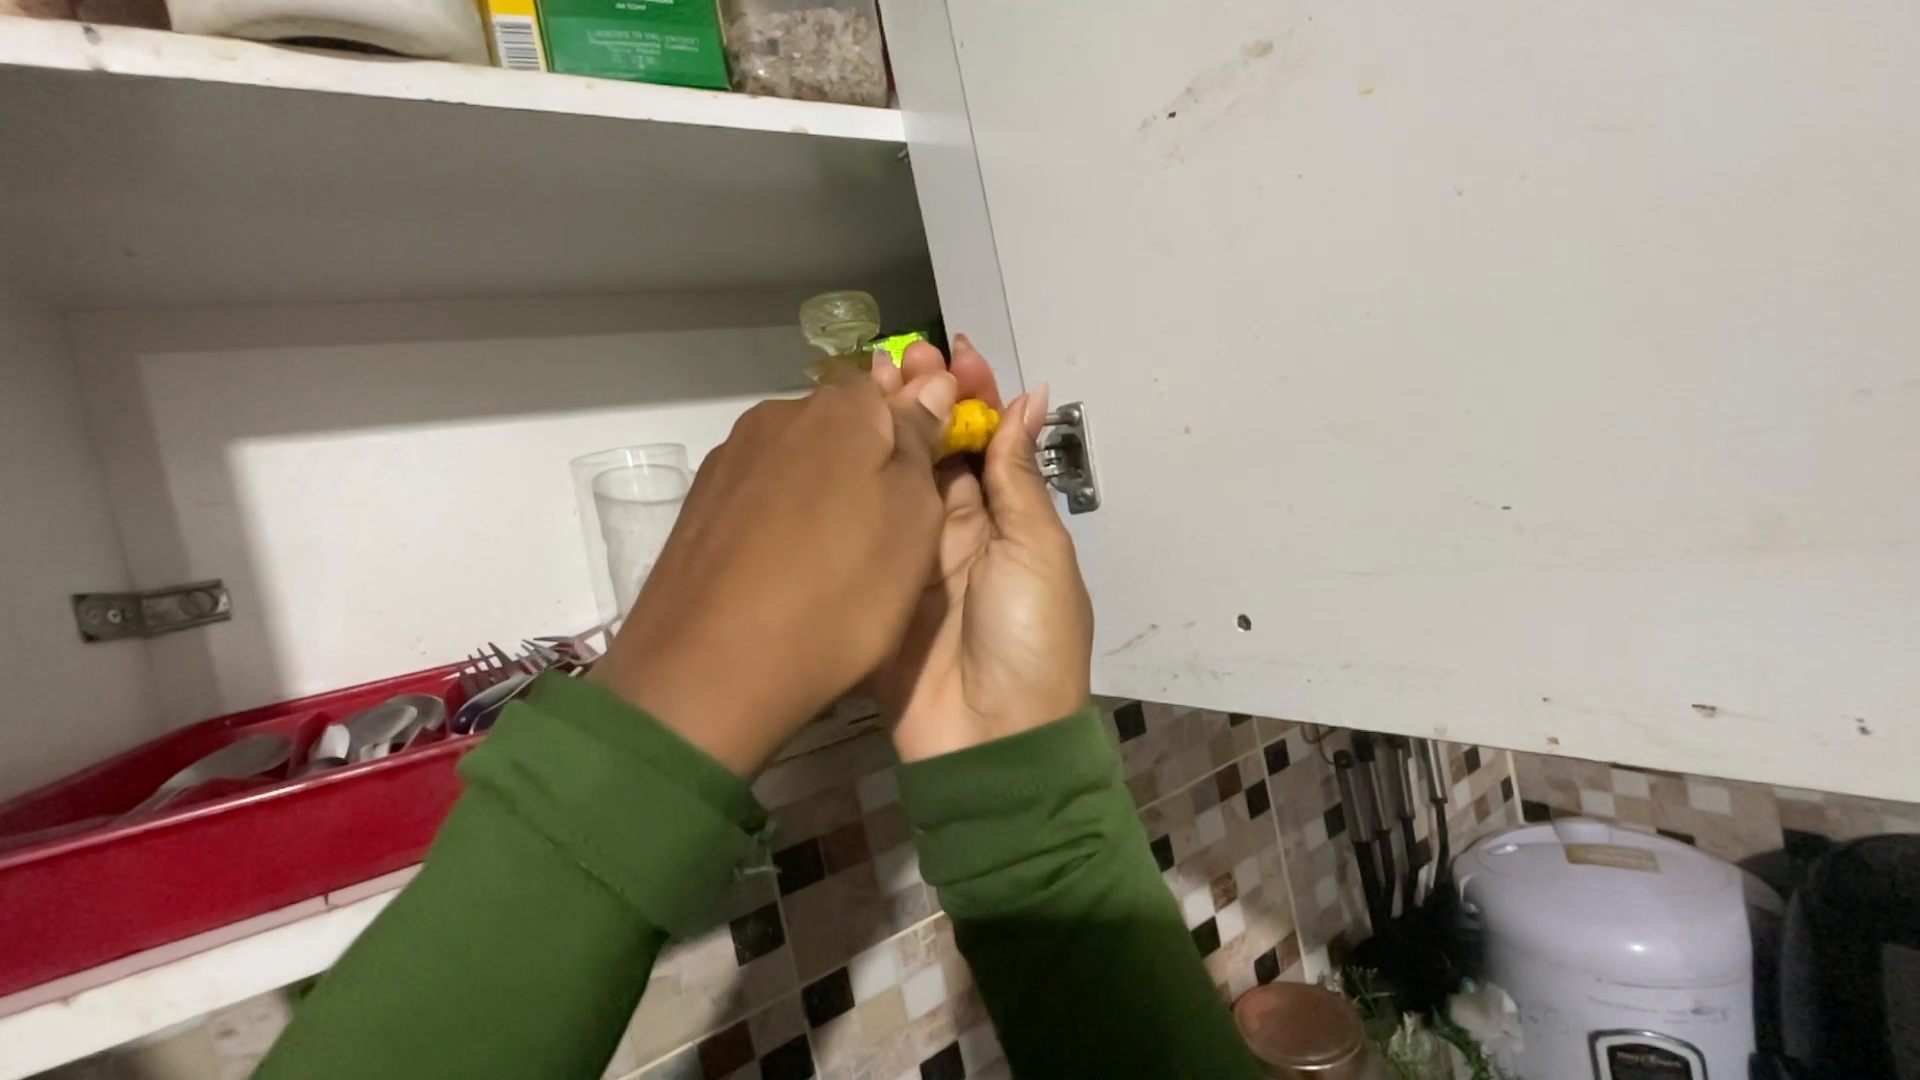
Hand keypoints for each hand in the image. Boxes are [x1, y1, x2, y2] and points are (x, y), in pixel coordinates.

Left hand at [592, 369, 958, 774]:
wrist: (710, 668)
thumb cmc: (839, 591)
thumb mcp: (913, 519)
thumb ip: (918, 445)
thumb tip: (927, 385)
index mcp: (837, 408)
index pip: (886, 391)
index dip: (910, 434)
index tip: (920, 491)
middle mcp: (775, 417)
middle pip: (838, 426)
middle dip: (864, 465)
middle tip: (883, 535)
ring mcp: (728, 461)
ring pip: (797, 464)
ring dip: (820, 495)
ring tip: (830, 563)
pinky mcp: (698, 507)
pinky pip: (759, 498)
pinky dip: (779, 522)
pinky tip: (782, 573)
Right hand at [871, 336, 1094, 761]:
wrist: (983, 738)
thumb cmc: (1028, 637)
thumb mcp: (1038, 550)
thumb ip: (1020, 478)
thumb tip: (1032, 399)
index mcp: (1011, 520)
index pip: (991, 443)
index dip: (977, 397)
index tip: (955, 351)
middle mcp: (963, 531)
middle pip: (942, 453)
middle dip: (925, 402)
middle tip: (898, 356)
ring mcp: (916, 558)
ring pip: (901, 481)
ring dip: (890, 431)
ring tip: (866, 381)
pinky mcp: (878, 584)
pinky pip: (869, 528)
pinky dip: (857, 485)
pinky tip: (837, 444)